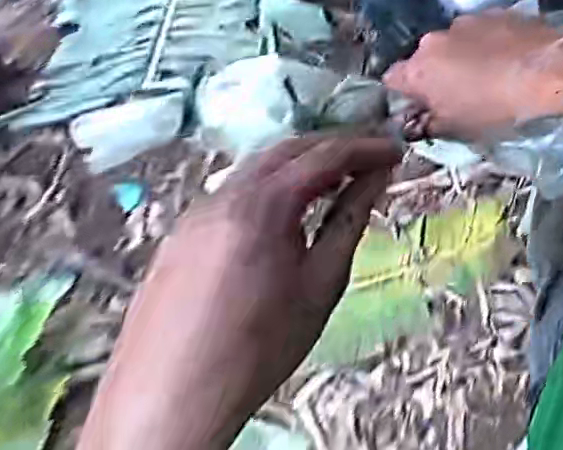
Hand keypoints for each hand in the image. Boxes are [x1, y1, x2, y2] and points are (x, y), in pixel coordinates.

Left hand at [81, 136, 402, 449]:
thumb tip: (378, 175)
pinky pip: (235, 194)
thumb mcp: (324, 278)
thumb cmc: (259, 347)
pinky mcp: (175, 244)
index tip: (399, 151)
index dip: (369, 147)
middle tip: (375, 157)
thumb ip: (351, 216)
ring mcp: (190, 223)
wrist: (162, 417)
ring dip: (305, 164)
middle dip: (336, 146)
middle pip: (288, 151)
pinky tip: (296, 210)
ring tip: (343, 181)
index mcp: (258, 208)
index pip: (326, 154)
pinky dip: (275, 186)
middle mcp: (219, 203)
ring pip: (258, 170)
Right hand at [383, 12, 562, 140]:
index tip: (429, 100)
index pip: (394, 78)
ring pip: (460, 37)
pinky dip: (496, 37)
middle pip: (428, 54)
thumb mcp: (459, 125)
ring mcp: (470, 20)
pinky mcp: (502, 10)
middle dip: (441, 67)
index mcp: (418, 69)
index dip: (410, 90)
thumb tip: (422, 117)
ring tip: (497, 66)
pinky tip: (516, 51)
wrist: (550, 71)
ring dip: (469, 49)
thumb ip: (431, 119)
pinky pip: (489, 26)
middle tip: (466, 85)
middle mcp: (436, 38)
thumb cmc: (499, 106)